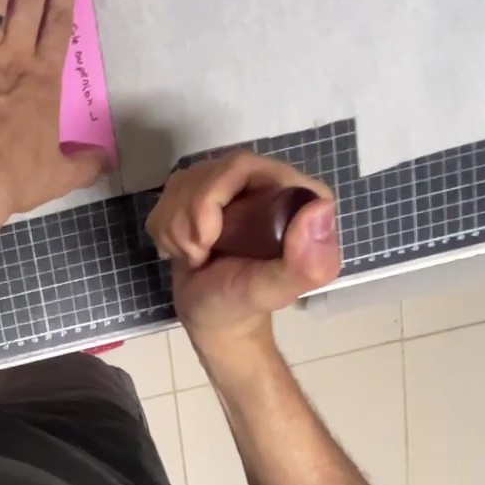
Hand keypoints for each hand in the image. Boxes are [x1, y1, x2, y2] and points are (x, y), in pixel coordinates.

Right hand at [146, 152, 340, 356]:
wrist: (211, 318)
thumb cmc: (242, 304)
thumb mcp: (276, 289)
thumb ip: (306, 260)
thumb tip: (320, 208)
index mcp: (292, 194)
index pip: (239, 166)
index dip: (210, 198)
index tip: (206, 241)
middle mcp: (261, 184)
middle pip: (204, 174)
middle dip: (188, 219)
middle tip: (197, 254)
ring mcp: (227, 191)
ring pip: (181, 185)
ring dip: (175, 230)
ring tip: (195, 257)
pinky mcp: (197, 201)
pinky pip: (166, 198)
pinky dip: (164, 232)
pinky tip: (184, 251)